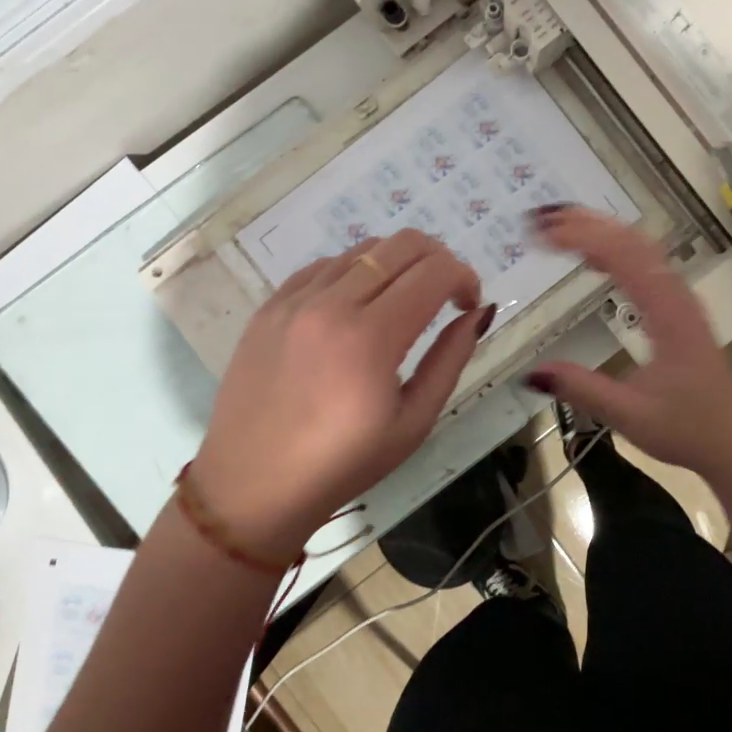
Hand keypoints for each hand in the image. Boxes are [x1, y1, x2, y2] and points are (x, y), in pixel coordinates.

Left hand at [190, 229, 492, 563]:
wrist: (252, 487)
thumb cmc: (342, 464)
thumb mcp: (413, 423)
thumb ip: (451, 359)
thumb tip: (479, 312)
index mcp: (371, 338)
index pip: (434, 271)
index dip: (464, 278)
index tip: (468, 305)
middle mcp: (331, 304)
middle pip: (402, 244)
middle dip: (437, 260)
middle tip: (443, 296)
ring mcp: (294, 301)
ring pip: (363, 249)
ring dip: (396, 265)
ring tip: (400, 305)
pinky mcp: (270, 306)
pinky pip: (323, 266)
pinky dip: (353, 273)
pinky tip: (355, 308)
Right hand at [525, 206, 731, 478]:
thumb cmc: (687, 428)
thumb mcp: (629, 414)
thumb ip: (582, 390)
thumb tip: (530, 373)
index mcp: (667, 314)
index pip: (622, 258)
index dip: (581, 237)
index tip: (542, 233)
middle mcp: (676, 296)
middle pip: (631, 241)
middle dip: (586, 224)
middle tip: (541, 218)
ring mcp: (679, 300)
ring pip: (641, 248)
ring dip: (602, 231)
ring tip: (560, 225)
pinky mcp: (678, 310)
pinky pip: (646, 265)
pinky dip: (617, 250)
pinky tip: (594, 257)